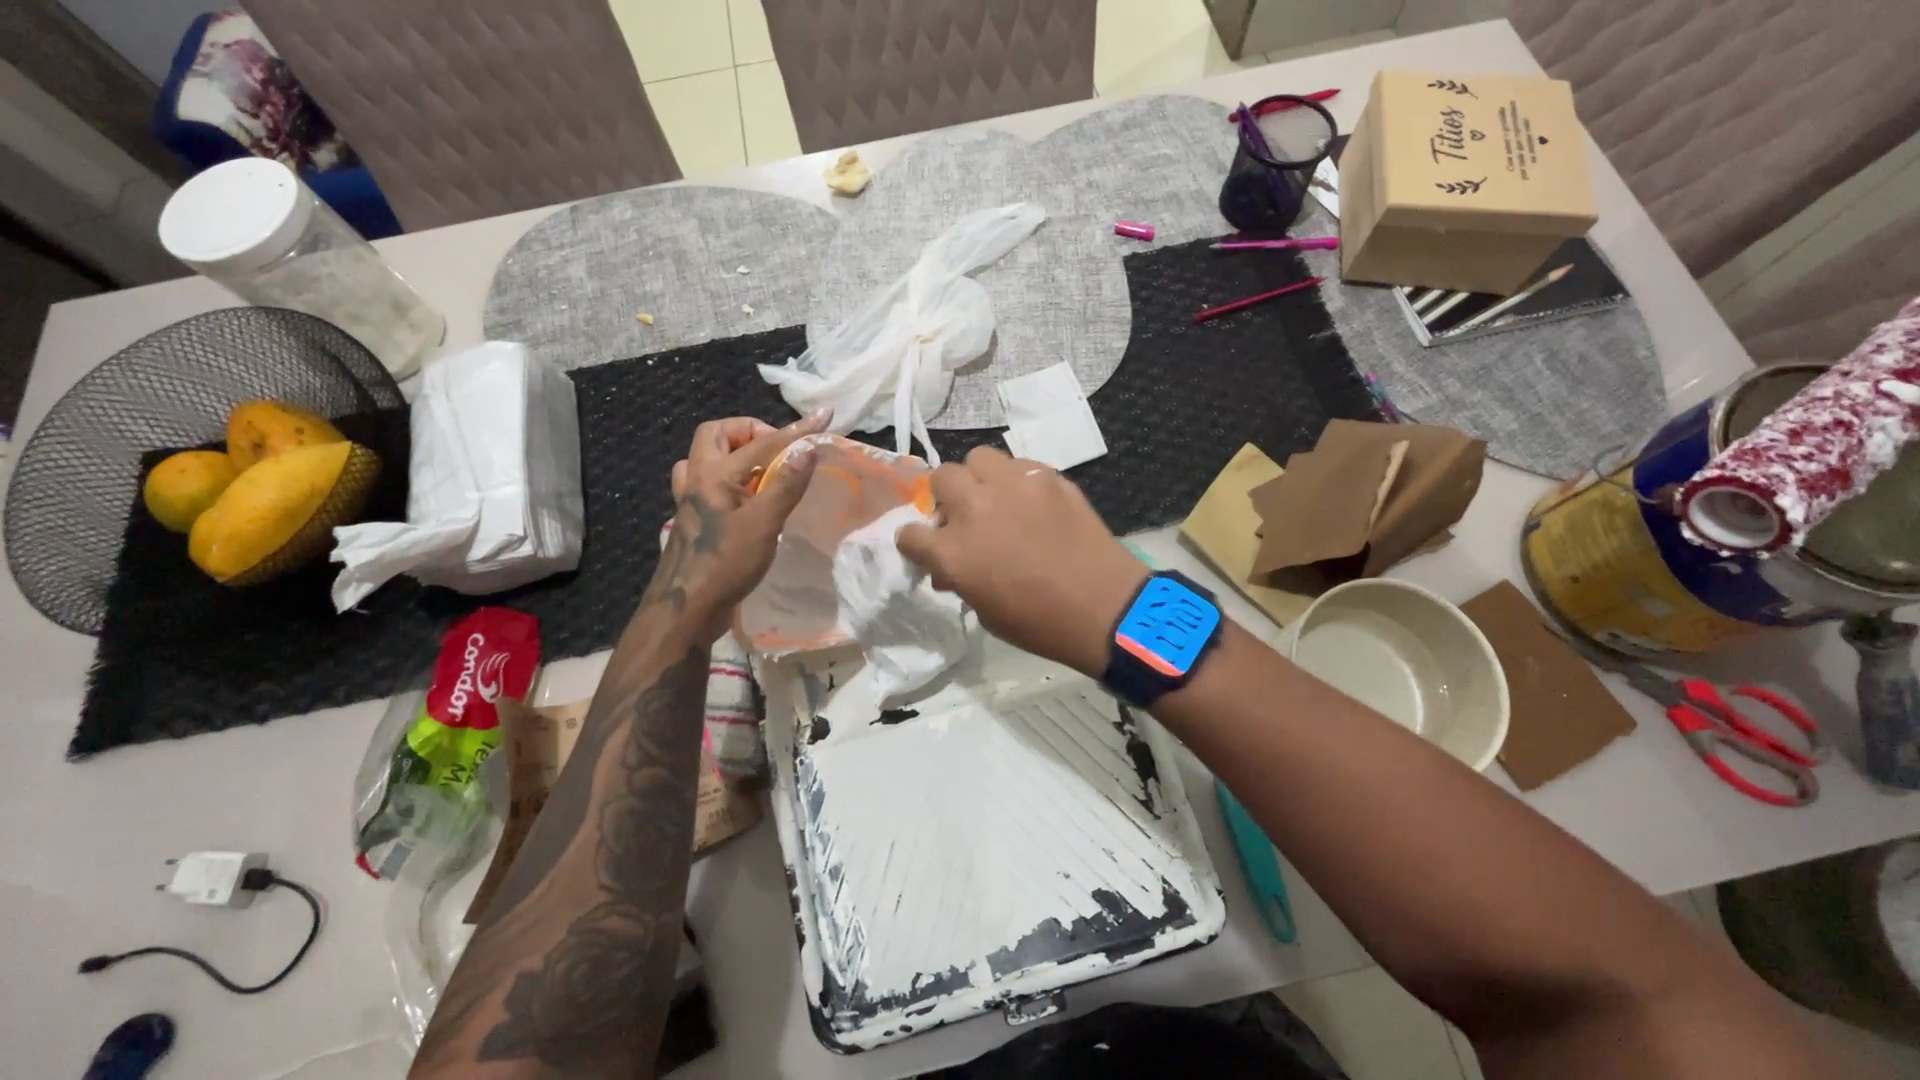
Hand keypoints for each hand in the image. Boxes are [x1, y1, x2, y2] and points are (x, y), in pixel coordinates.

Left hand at [646, 411, 829, 639]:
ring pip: (706, 460)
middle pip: (717, 435)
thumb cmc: (725, 564)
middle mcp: (697, 479)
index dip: (796, 430)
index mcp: (714, 474)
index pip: (762, 442)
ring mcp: (690, 501)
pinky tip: (745, 499)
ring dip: (733, 455)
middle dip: (750, 432)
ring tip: (761, 471)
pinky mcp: (693, 521)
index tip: (824, 418)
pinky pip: (706, 485)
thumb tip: (808, 447)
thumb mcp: (763, 523)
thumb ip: (786, 483)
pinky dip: (727, 480)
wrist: (687, 609)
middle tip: (779, 450)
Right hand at [897, 447, 1147, 676]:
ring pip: (978, 457)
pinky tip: (1032, 504)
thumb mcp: (985, 612)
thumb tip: (951, 568)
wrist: (1105, 608)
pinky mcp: (1048, 477)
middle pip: (940, 478)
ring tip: (996, 498)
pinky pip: (1019, 465)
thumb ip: (960, 579)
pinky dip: (1017, 481)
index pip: (908, 533)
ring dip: (979, 477)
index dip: (915, 542)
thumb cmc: (1040, 624)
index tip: (928, 548)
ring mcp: (1013, 486)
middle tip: (963, 516)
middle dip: (944, 497)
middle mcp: (975, 509)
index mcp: (953, 552)